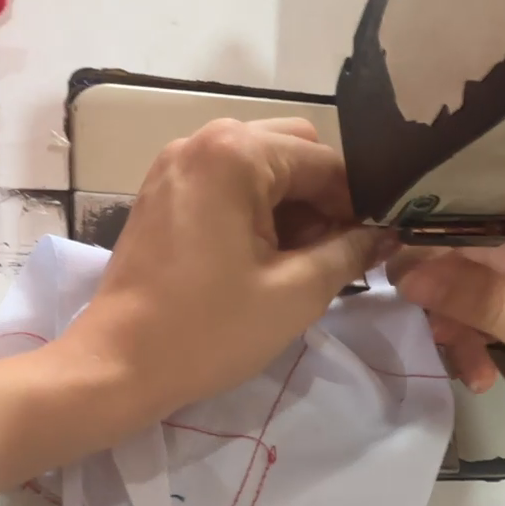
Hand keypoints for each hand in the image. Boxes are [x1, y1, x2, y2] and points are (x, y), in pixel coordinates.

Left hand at [60, 117, 395, 419]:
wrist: (119, 364)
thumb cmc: (208, 330)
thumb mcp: (295, 293)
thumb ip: (349, 251)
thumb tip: (385, 232)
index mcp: (235, 153)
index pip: (325, 162)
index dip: (358, 204)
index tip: (372, 245)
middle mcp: (201, 141)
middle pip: (290, 152)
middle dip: (321, 199)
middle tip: (331, 255)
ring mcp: (174, 166)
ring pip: (257, 168)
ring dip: (288, 206)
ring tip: (297, 262)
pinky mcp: (160, 194)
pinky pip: (223, 185)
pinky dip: (252, 211)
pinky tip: (260, 257)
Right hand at [392, 209, 504, 476]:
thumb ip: (484, 302)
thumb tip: (407, 274)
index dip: (470, 210)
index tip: (413, 223)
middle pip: (500, 245)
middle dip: (457, 281)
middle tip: (411, 298)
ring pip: (488, 285)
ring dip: (464, 320)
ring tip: (449, 351)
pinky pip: (493, 317)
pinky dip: (477, 342)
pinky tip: (476, 375)